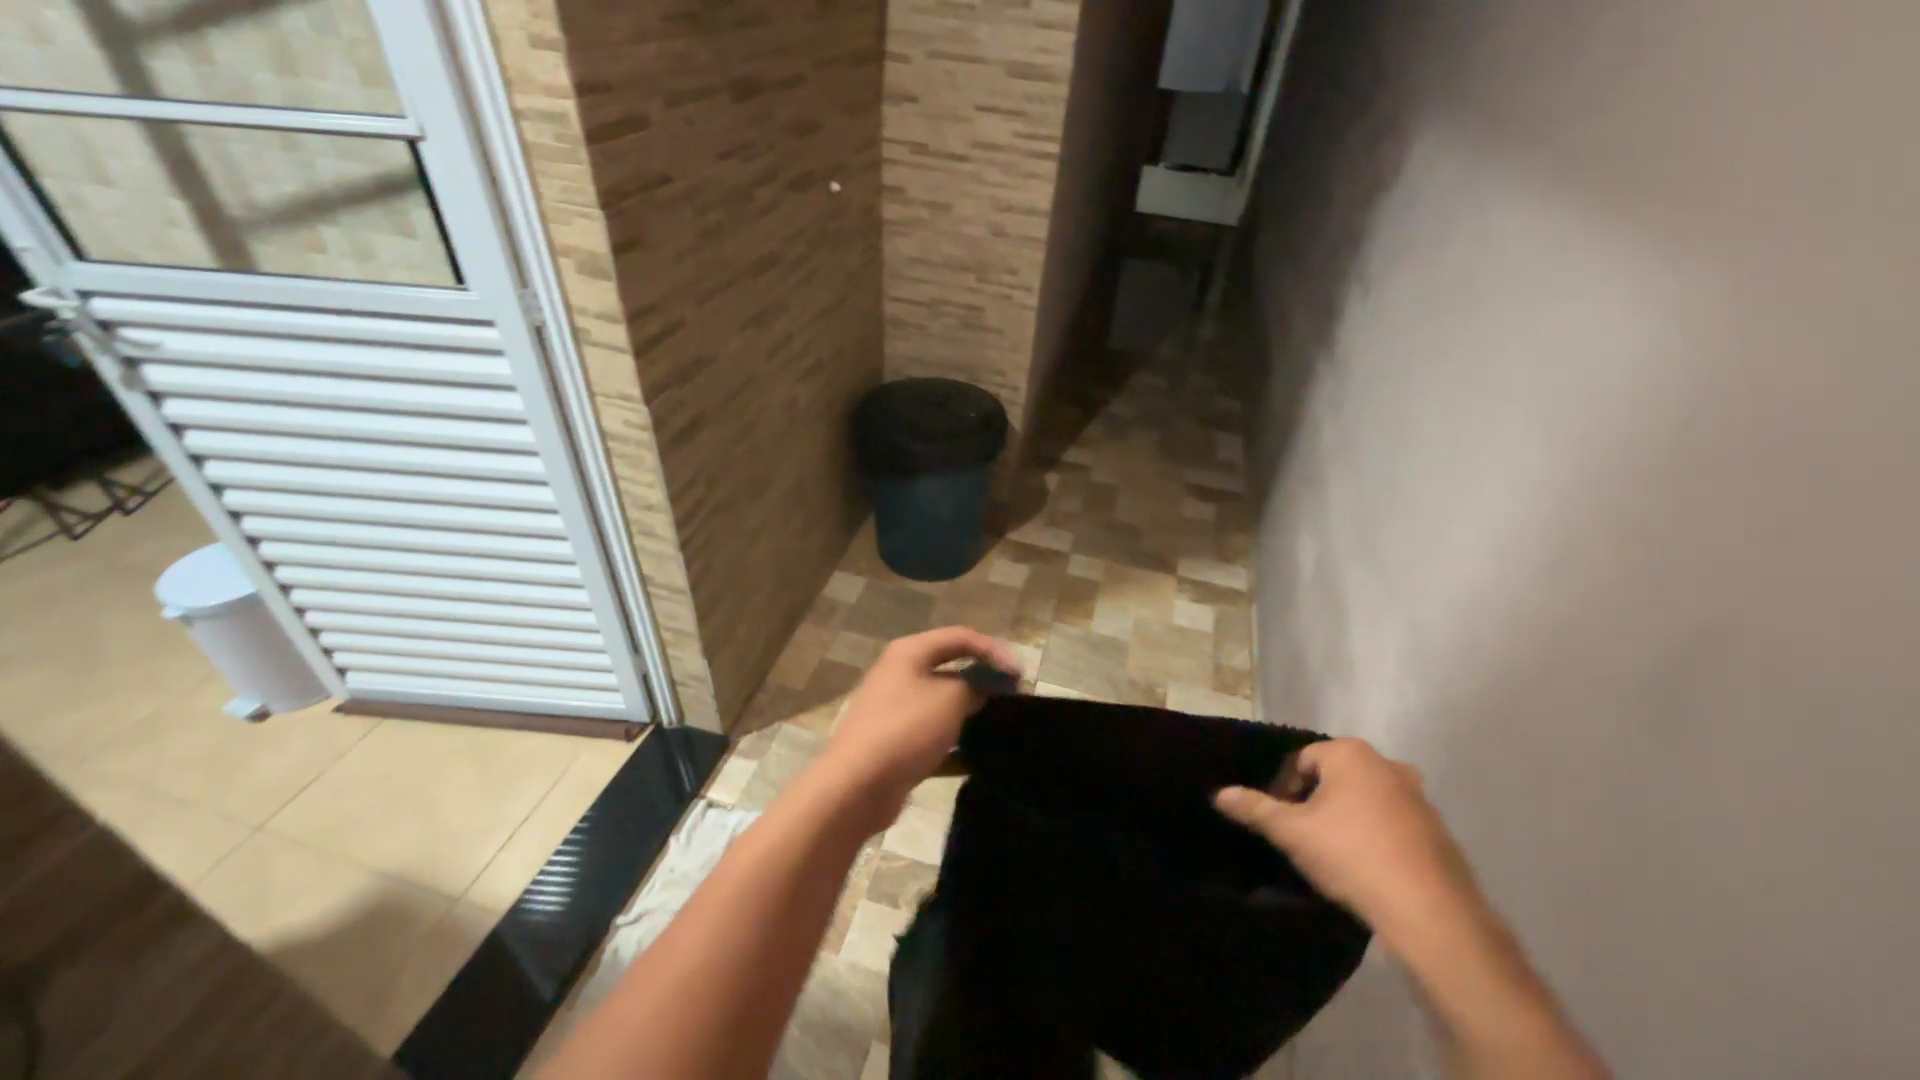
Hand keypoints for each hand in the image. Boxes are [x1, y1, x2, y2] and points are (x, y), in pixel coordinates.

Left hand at [817, 626, 1020, 827]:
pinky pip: (932, 736)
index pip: (961, 637)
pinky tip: (977, 759)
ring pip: (941, 704)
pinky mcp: (895, 743)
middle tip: (1014, 697)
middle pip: (950, 667)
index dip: (994, 650)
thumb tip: (985, 685)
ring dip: (970, 712)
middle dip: (984, 680)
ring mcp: (895, 710)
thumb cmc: (905, 730)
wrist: (856, 785)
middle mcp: (899, 674)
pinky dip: (955, 744)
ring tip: (1000, 725)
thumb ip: (976, 685)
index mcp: (909, 652)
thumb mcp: (950, 699)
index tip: (1021, 676)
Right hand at [1214, 738, 1477, 935]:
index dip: (1284, 789)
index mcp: (1351, 754)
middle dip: (1315, 801)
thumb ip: (1255, 809)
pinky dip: (1374, 833)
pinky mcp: (1436, 826)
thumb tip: (1219, 793)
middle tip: (1302, 836)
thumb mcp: (1292, 833)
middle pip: (1335, 776)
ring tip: (1332, 853)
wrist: (1427, 908)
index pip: (1302, 760)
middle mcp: (1388, 764)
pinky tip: (1366, 865)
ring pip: (1365, 797)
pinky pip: (1392, 820)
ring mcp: (1418, 795)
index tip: (1280, 822)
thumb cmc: (1351, 856)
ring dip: (1345, 817)